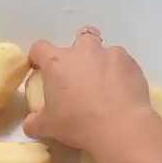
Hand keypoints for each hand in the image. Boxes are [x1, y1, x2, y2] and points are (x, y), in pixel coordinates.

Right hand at [23, 28, 154, 151]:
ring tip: (104, 85)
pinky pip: (123, 63)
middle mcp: (83, 51)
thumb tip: (30, 123)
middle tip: (79, 73)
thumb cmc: (77, 123)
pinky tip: (121, 92)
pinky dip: (120, 73)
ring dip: (101, 62)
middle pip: (80, 36)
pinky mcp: (131, 63)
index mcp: (57, 62)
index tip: (39, 69)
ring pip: (104, 50)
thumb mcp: (48, 126)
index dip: (37, 57)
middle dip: (79, 49)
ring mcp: (110, 54)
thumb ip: (34, 121)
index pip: (39, 48)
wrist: (120, 126)